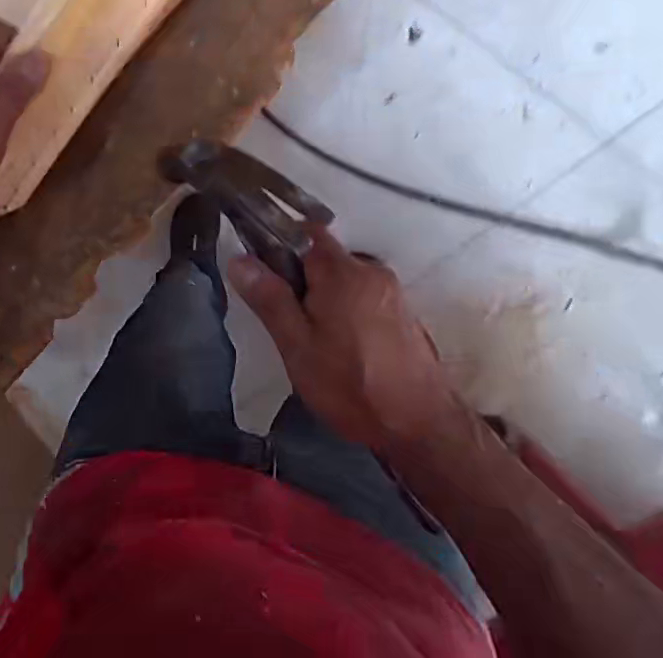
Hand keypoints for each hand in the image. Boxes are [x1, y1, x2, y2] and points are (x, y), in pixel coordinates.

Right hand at [229, 227, 461, 448]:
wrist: (423, 429)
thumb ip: (269, 299)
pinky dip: (348, 311)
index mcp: (342, 271)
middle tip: (288, 321)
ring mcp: (392, 292)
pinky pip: (364, 297)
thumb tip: (239, 259)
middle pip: (324, 257)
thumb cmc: (351, 385)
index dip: (280, 246)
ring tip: (315, 340)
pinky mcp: (404, 315)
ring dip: (326, 298)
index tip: (265, 276)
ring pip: (344, 280)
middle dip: (302, 280)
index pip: (304, 233)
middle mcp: (371, 270)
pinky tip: (343, 348)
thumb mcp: (297, 346)